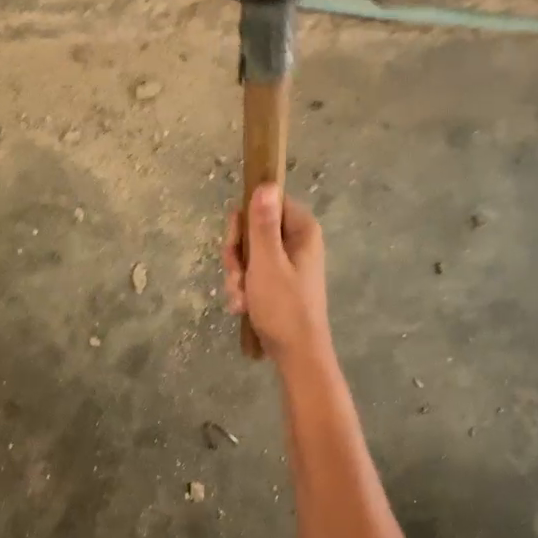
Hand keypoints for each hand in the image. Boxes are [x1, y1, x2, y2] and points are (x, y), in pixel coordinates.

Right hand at [222, 183, 331, 363]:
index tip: (235, 243)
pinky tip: (242, 307)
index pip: (267, 202)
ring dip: (237, 276)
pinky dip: (244, 289)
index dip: (245, 221)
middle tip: (236, 276)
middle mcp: (297, 242)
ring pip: (248, 254)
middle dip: (236, 255)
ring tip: (240, 298)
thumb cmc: (284, 307)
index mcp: (302, 230)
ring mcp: (288, 263)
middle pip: (253, 229)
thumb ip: (262, 224)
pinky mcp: (280, 283)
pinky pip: (253, 274)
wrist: (297, 354)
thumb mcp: (267, 263)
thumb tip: (266, 183)